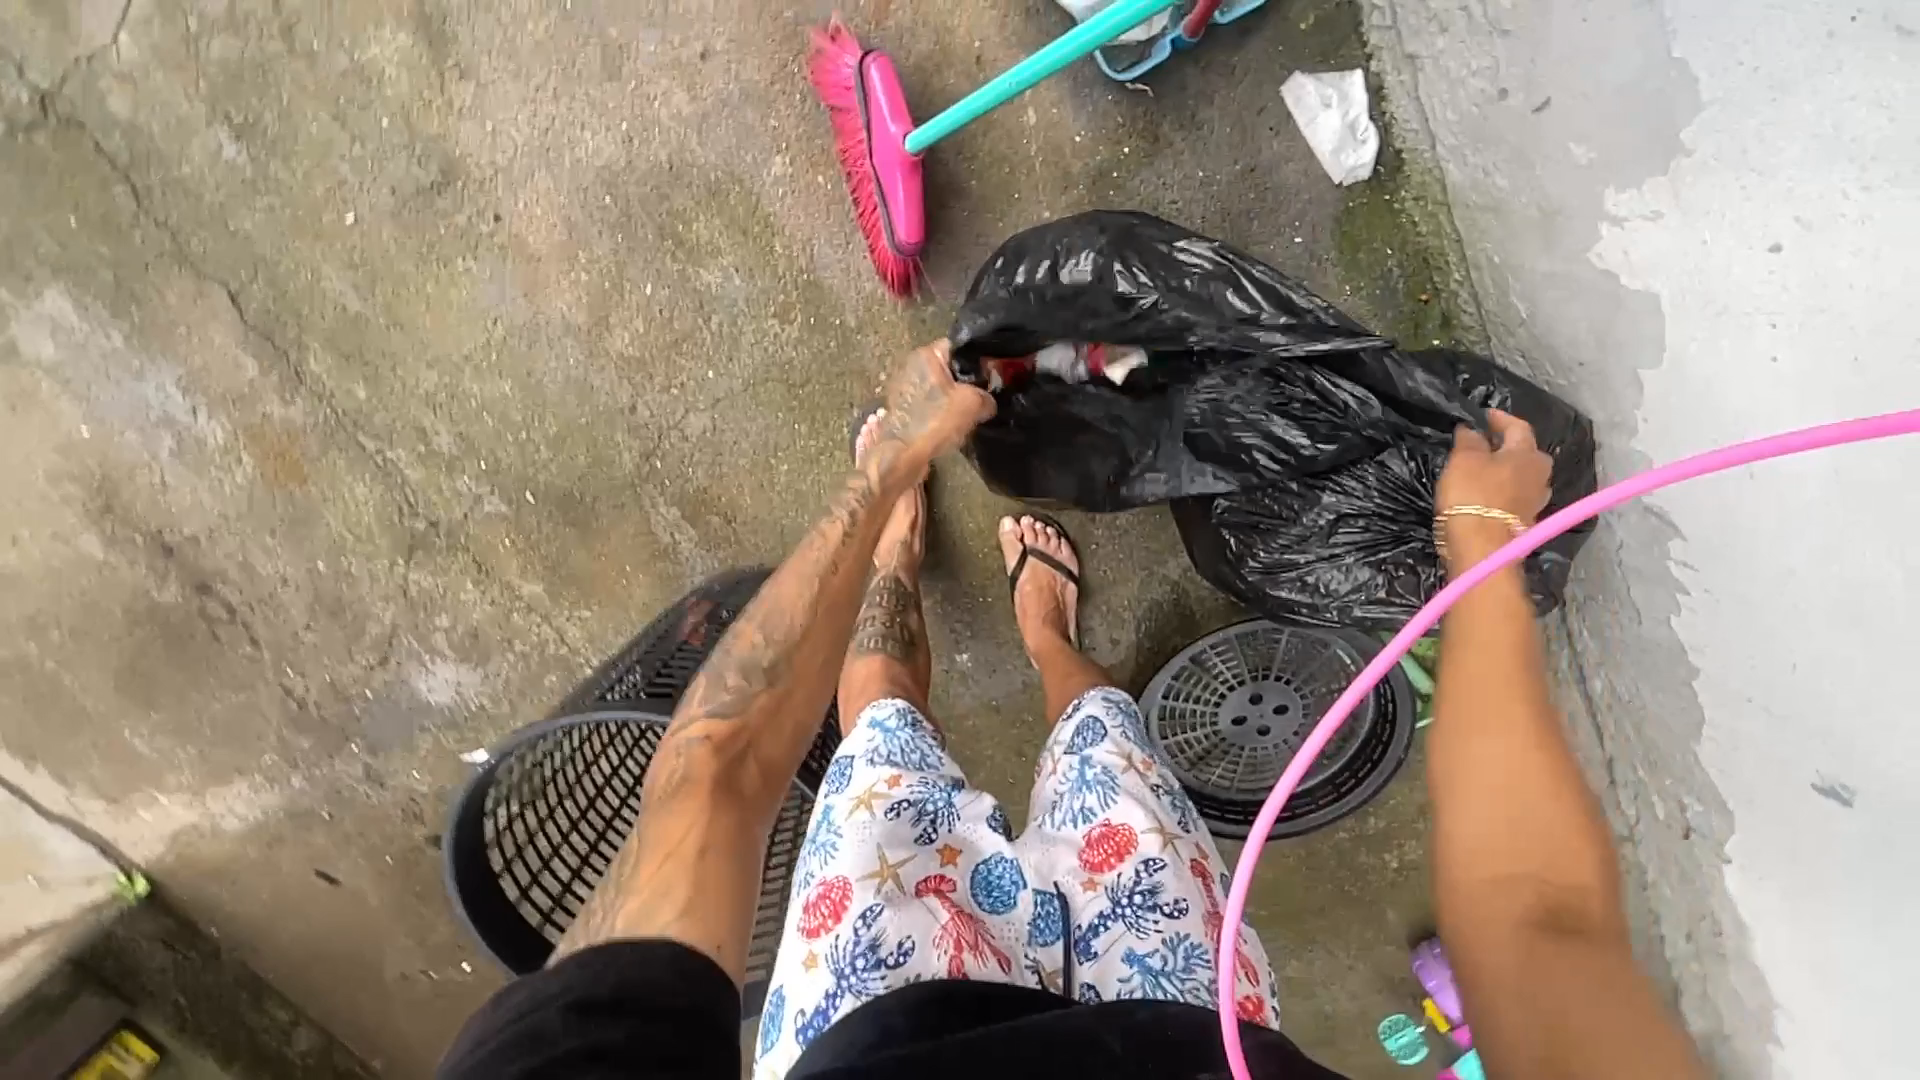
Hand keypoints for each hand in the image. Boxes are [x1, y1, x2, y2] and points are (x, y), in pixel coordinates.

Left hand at [877, 339, 995, 471]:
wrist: (902, 456)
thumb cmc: (934, 421)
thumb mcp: (973, 403)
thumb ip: (987, 396)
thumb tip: (988, 402)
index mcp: (926, 355)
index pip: (960, 346)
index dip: (980, 359)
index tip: (993, 375)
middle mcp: (911, 367)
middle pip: (950, 369)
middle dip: (968, 384)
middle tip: (985, 397)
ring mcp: (905, 390)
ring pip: (942, 390)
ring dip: (956, 402)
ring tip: (971, 416)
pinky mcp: (904, 412)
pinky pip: (931, 407)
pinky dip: (943, 415)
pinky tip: (953, 428)